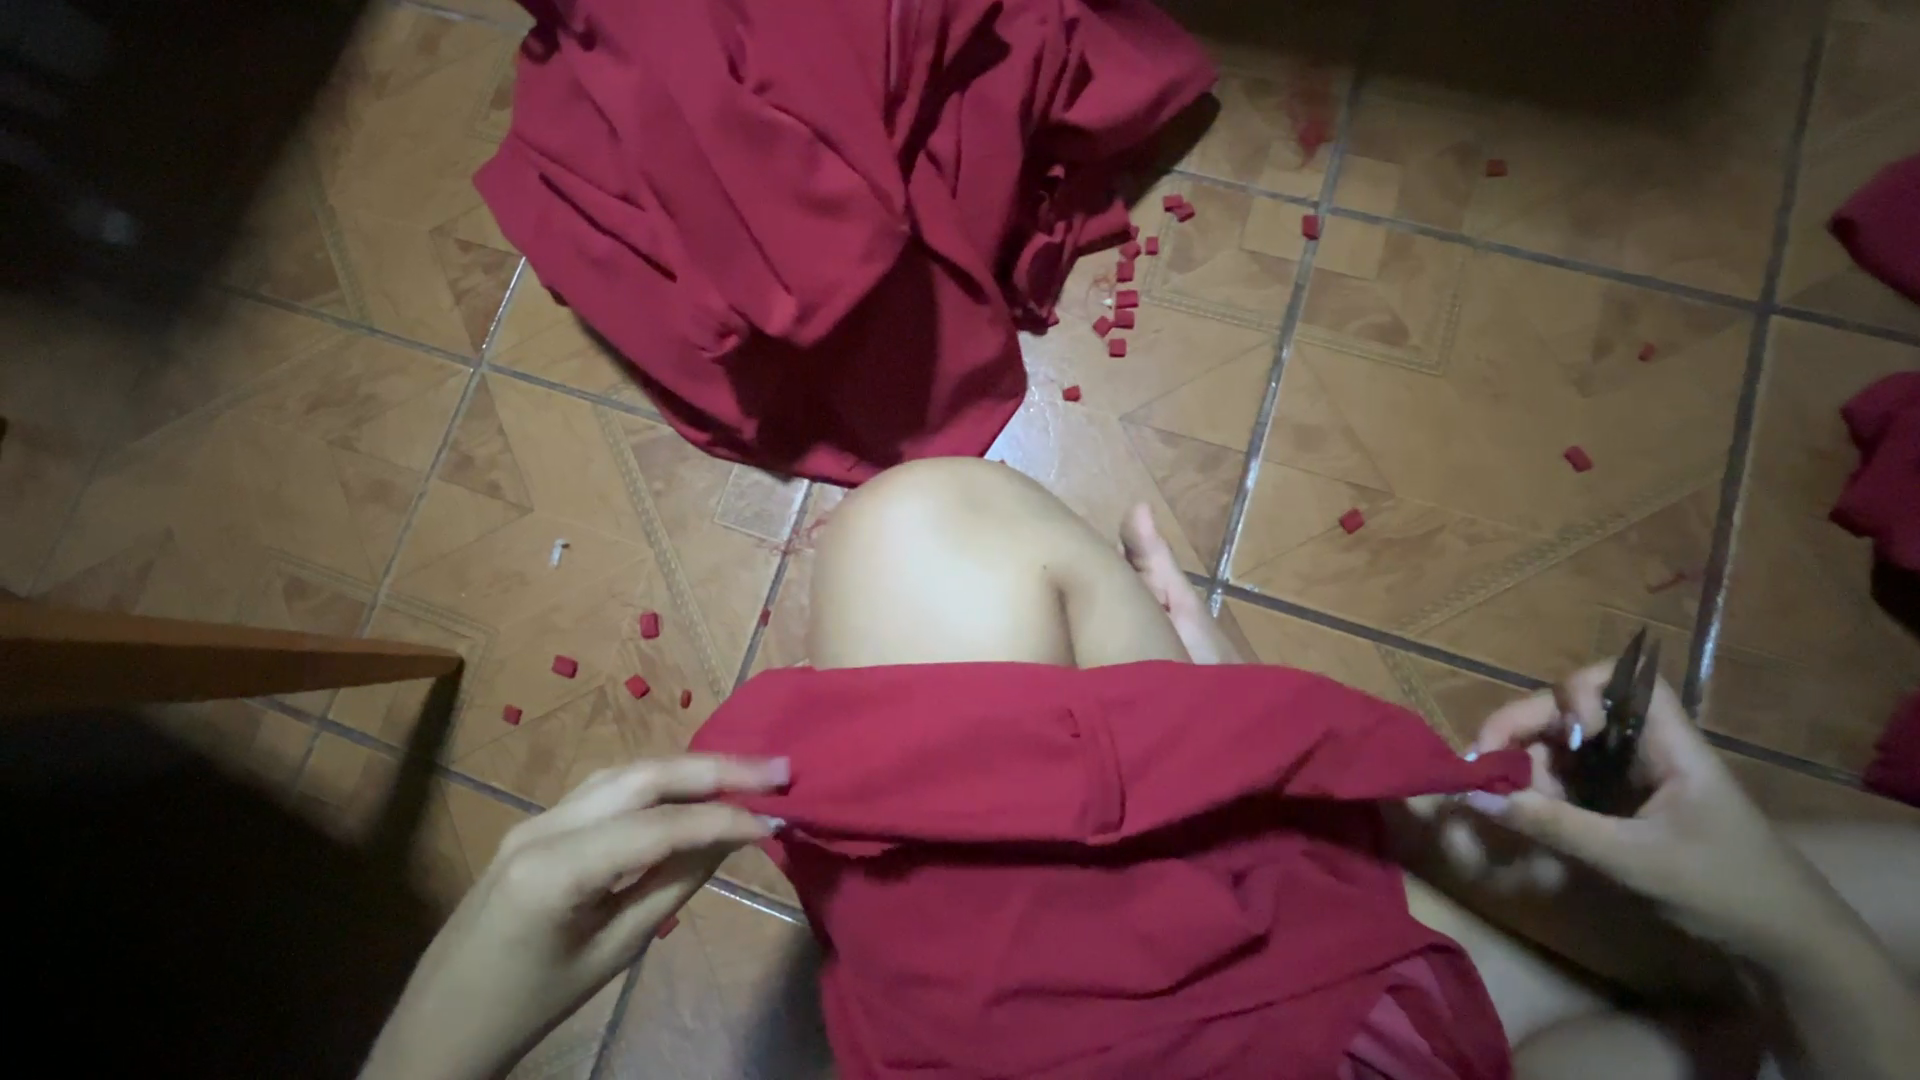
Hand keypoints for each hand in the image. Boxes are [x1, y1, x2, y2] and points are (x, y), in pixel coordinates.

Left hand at [360, 755, 788, 1079]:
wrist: (441, 1024)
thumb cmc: (533, 1003)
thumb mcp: (615, 951)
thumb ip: (676, 882)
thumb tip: (734, 833)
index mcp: (555, 869)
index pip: (658, 825)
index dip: (724, 816)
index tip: (778, 817)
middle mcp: (543, 825)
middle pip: (644, 776)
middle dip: (717, 768)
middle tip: (778, 769)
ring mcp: (536, 817)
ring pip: (627, 772)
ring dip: (691, 768)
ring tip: (747, 772)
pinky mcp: (539, 822)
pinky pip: (608, 789)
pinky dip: (660, 782)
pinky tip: (692, 787)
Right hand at [1465, 664, 1854, 963]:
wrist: (1790, 947)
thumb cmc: (1724, 892)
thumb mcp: (1632, 860)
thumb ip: (1552, 824)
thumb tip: (1473, 794)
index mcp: (1666, 746)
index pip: (1618, 681)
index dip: (1576, 691)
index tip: (1558, 735)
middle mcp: (1642, 749)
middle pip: (1570, 709)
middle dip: (1522, 730)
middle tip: (1484, 766)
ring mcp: (1630, 776)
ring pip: (1560, 745)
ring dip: (1524, 766)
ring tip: (1507, 803)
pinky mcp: (1620, 802)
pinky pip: (1565, 778)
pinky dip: (1537, 791)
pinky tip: (1526, 816)